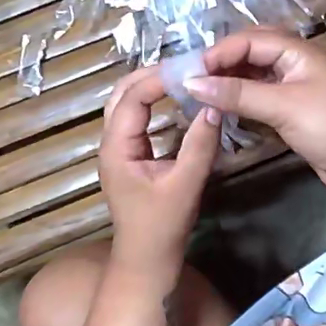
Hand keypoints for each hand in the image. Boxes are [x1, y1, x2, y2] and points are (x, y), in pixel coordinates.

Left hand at [99, 65, 221, 270]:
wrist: (147, 259)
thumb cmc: (162, 226)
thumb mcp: (185, 185)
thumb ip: (200, 145)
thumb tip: (214, 107)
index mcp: (117, 147)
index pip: (134, 97)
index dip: (160, 78)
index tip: (191, 69)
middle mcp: (111, 142)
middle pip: (122, 93)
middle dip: (151, 75)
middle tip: (186, 67)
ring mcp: (118, 148)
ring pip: (126, 103)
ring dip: (149, 86)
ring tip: (182, 77)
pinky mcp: (129, 155)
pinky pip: (136, 118)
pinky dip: (152, 102)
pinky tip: (175, 100)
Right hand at [184, 27, 325, 197]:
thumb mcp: (283, 107)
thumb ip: (237, 93)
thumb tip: (192, 82)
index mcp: (297, 51)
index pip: (248, 41)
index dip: (217, 54)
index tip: (188, 74)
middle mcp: (295, 64)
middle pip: (250, 54)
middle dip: (220, 64)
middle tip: (190, 83)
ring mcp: (296, 89)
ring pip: (254, 77)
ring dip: (228, 83)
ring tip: (199, 97)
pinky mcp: (295, 112)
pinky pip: (261, 98)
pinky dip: (241, 102)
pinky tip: (222, 112)